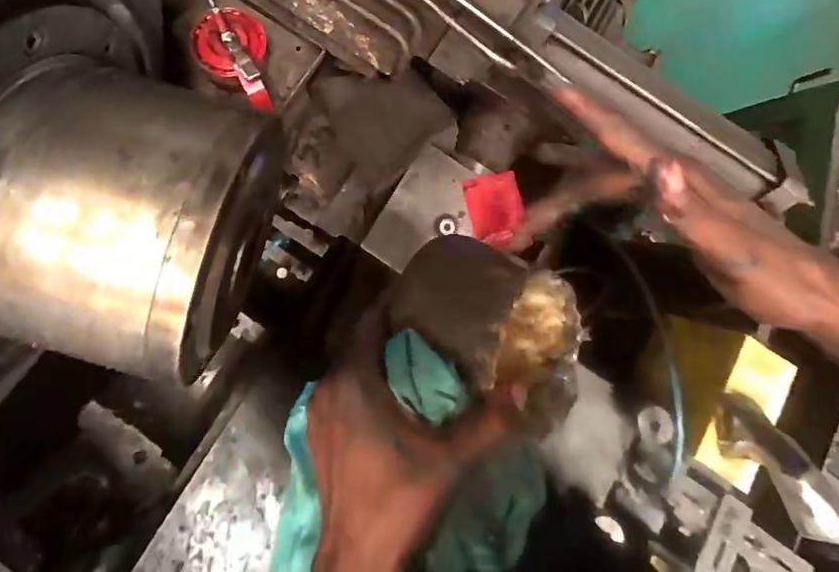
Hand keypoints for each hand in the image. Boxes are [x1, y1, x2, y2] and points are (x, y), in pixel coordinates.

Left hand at [309, 314, 516, 571]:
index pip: (370, 321)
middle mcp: (328, 386)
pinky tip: (389, 393)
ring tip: (414, 352)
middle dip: (391, 329)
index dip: (393, 302)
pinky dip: (364, 381)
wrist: (354, 559)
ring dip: (377, 356)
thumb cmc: (397, 498)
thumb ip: (488, 422)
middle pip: (360, 341)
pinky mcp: (316, 435)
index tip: (422, 293)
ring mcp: (317, 412)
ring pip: (349, 366)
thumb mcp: (449, 459)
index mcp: (353, 380)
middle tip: (429, 322)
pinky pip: (341, 389)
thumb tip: (522, 385)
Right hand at [518, 85, 838, 332]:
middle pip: (603, 172)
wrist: (807, 292)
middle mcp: (671, 175)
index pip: (626, 140)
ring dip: (569, 195)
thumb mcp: (734, 250)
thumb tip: (657, 166)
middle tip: (518, 221)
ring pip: (608, 185)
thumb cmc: (773, 273)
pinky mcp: (673, 213)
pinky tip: (579, 207)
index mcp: (681, 176)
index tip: (557, 89)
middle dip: (558, 191)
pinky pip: (621, 198)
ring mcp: (672, 193)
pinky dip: (592, 202)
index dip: (591, 115)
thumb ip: (692, 211)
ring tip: (531, 209)